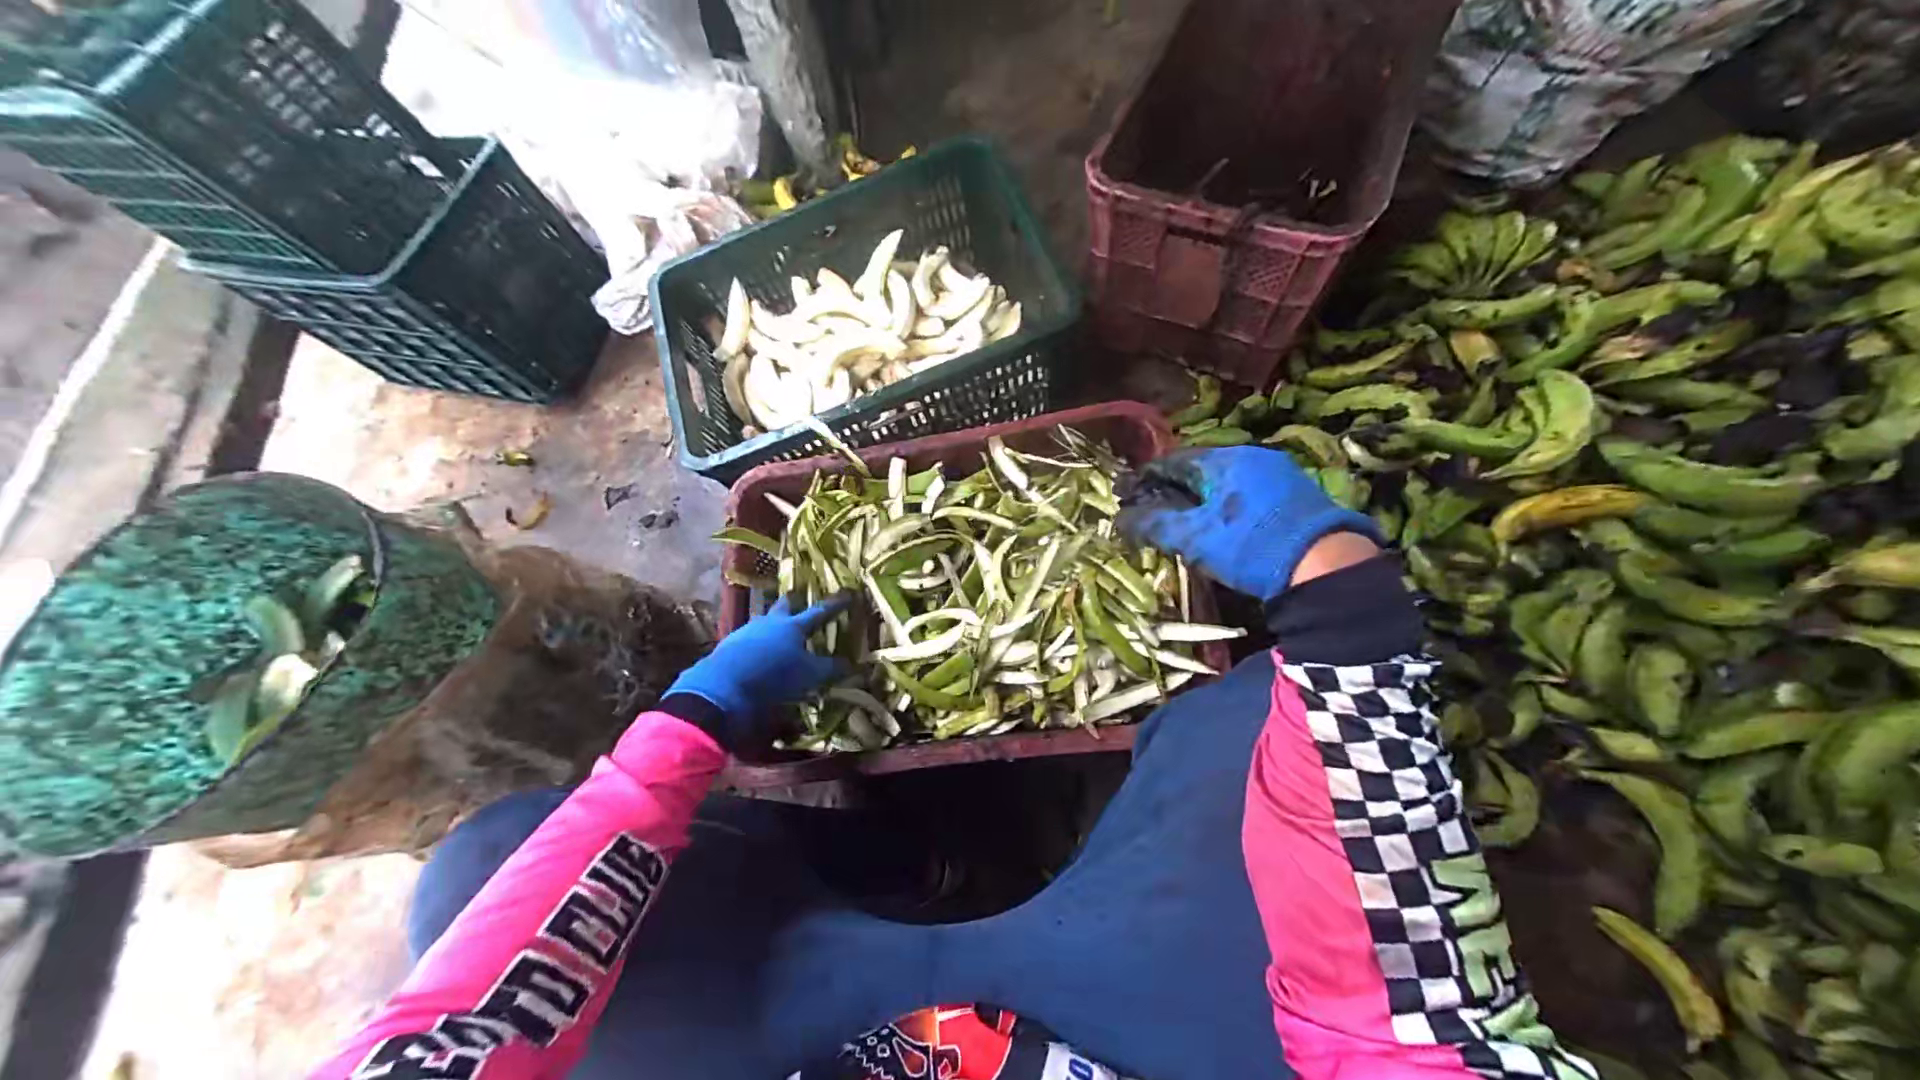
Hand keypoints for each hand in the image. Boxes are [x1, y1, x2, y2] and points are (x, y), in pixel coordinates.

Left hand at [667, 592, 852, 729]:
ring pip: (764, 621)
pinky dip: (756, 642)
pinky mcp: (729, 644)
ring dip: (772, 624)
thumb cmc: (775, 676)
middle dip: (794, 603)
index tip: (848, 594)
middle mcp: (771, 622)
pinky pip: (748, 638)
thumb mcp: (810, 675)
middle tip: (800, 601)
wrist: (724, 684)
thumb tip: (854, 665)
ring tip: (778, 632)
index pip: (820, 611)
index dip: (835, 605)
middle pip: (785, 606)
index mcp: (794, 626)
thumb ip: (831, 669)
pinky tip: (757, 652)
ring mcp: (747, 631)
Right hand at [1116, 446, 1382, 601]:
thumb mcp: (1194, 538)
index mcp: (1226, 459)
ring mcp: (1278, 474)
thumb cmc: (1250, 546)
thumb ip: (1153, 524)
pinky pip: (1246, 494)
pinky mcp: (1295, 495)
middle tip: (1150, 510)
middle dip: (1172, 489)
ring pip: (1224, 483)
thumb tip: (1119, 519)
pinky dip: (1224, 506)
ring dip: (1199, 500)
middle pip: (1200, 470)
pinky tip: (1217, 527)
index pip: (1173, 460)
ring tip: (1180, 521)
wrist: (1327, 567)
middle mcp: (1253, 457)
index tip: (1127, 494)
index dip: (1146, 478)